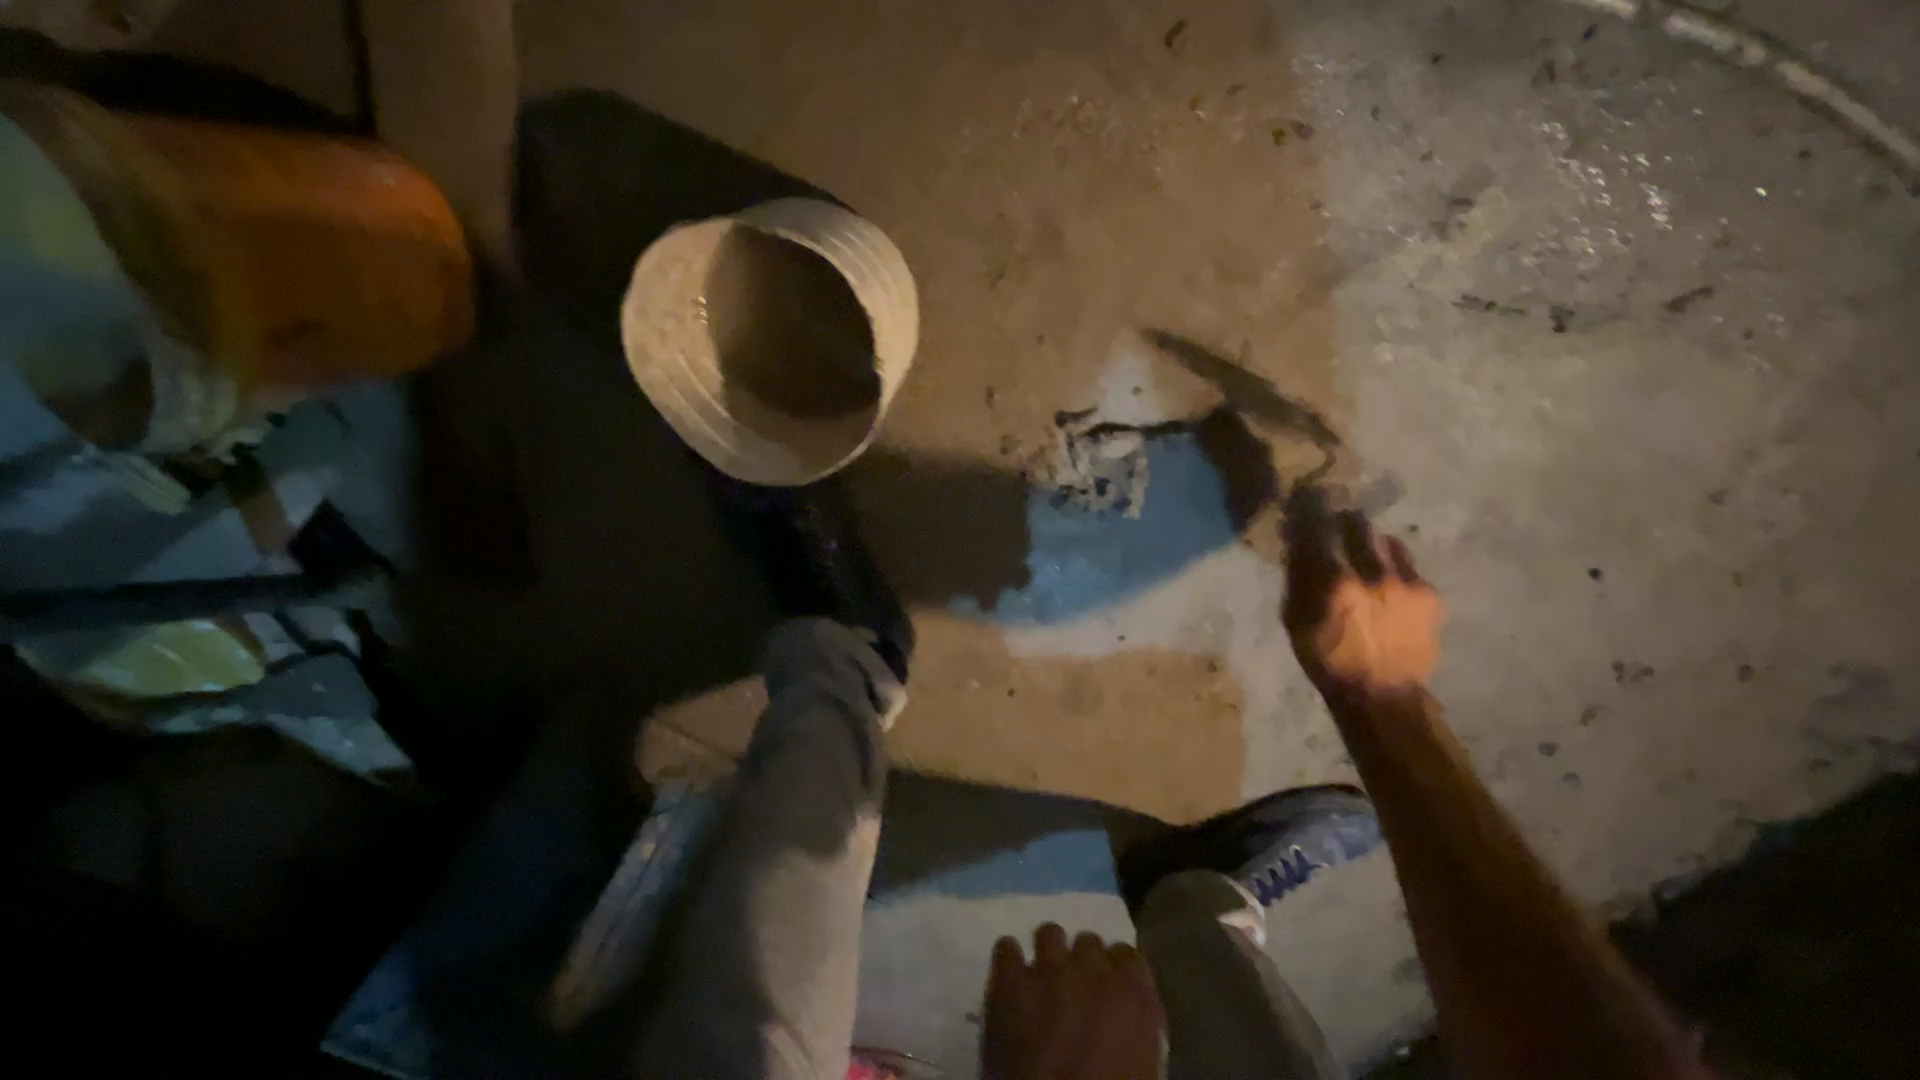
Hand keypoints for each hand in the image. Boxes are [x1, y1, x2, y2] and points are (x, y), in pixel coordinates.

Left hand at [981, 924, 1166, 1079]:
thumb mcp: (1144, 1067)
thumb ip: (1136, 1027)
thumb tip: (1123, 1017)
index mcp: (1134, 996)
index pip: (1127, 955)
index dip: (1114, 969)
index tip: (1106, 986)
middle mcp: (1093, 972)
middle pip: (1087, 942)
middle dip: (1080, 963)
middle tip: (1072, 990)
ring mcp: (1049, 972)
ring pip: (1049, 934)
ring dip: (1048, 954)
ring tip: (1041, 979)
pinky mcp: (1009, 983)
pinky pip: (1006, 947)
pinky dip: (1009, 960)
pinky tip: (1011, 981)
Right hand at [1282, 488, 1442, 697]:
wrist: (1382, 696)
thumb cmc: (1327, 660)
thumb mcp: (1296, 622)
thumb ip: (1297, 577)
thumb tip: (1296, 541)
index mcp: (1335, 582)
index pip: (1319, 527)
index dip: (1310, 509)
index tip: (1305, 500)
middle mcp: (1374, 573)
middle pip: (1359, 524)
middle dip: (1344, 521)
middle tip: (1337, 525)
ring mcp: (1408, 582)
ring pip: (1387, 540)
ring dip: (1373, 543)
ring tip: (1366, 555)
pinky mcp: (1430, 594)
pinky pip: (1409, 566)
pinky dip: (1395, 568)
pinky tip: (1388, 584)